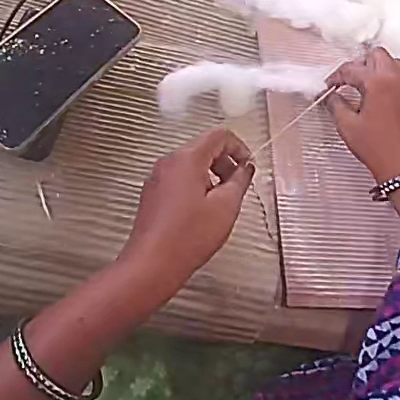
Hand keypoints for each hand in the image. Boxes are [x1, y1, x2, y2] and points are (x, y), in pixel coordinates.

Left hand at [118, 128, 255, 281]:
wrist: (152, 264)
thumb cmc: (186, 237)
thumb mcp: (225, 207)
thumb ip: (239, 181)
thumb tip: (245, 169)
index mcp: (186, 159)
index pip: (218, 136)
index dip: (239, 147)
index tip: (248, 165)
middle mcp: (168, 163)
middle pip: (203, 148)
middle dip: (225, 163)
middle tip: (238, 186)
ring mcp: (157, 179)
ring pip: (190, 165)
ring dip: (211, 177)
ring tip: (221, 203)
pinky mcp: (152, 194)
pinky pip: (178, 180)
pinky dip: (195, 187)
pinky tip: (202, 212)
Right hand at [325, 48, 399, 182]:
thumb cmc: (382, 149)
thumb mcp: (348, 125)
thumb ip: (336, 104)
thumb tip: (331, 97)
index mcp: (379, 82)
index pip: (351, 68)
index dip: (336, 76)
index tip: (330, 85)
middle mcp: (398, 78)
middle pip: (376, 55)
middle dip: (359, 64)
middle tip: (347, 79)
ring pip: (392, 62)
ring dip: (377, 69)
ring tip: (364, 86)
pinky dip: (392, 78)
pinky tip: (382, 93)